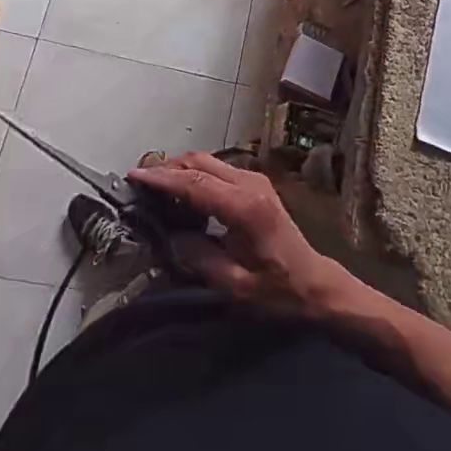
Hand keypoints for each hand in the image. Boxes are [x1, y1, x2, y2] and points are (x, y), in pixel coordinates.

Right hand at [128, 152, 353, 317]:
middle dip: (167, 166)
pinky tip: (180, 190)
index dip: (161, 178)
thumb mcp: (234, 285)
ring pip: (208, 161)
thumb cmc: (278, 290)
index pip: (195, 182)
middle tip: (139, 180)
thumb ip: (199, 257)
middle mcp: (251, 185)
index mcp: (245, 207)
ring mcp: (255, 181)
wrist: (315, 283)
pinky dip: (194, 174)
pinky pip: (217, 169)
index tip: (134, 176)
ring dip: (180, 168)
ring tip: (153, 184)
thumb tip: (171, 235)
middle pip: (200, 161)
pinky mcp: (256, 185)